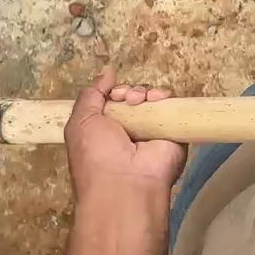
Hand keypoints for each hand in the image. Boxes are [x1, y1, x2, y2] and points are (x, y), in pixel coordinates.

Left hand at [64, 68, 187, 202]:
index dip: (115, 92)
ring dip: (147, 93)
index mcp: (106, 130)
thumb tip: (108, 72)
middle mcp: (130, 130)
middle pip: (136, 97)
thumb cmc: (96, 155)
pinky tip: (158, 101)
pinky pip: (173, 106)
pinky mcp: (174, 131)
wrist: (126, 183)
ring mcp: (153, 130)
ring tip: (141, 102)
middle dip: (131, 91)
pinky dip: (166, 98)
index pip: (115, 100)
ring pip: (155, 99)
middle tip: (129, 100)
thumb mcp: (80, 123)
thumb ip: (91, 95)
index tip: (114, 95)